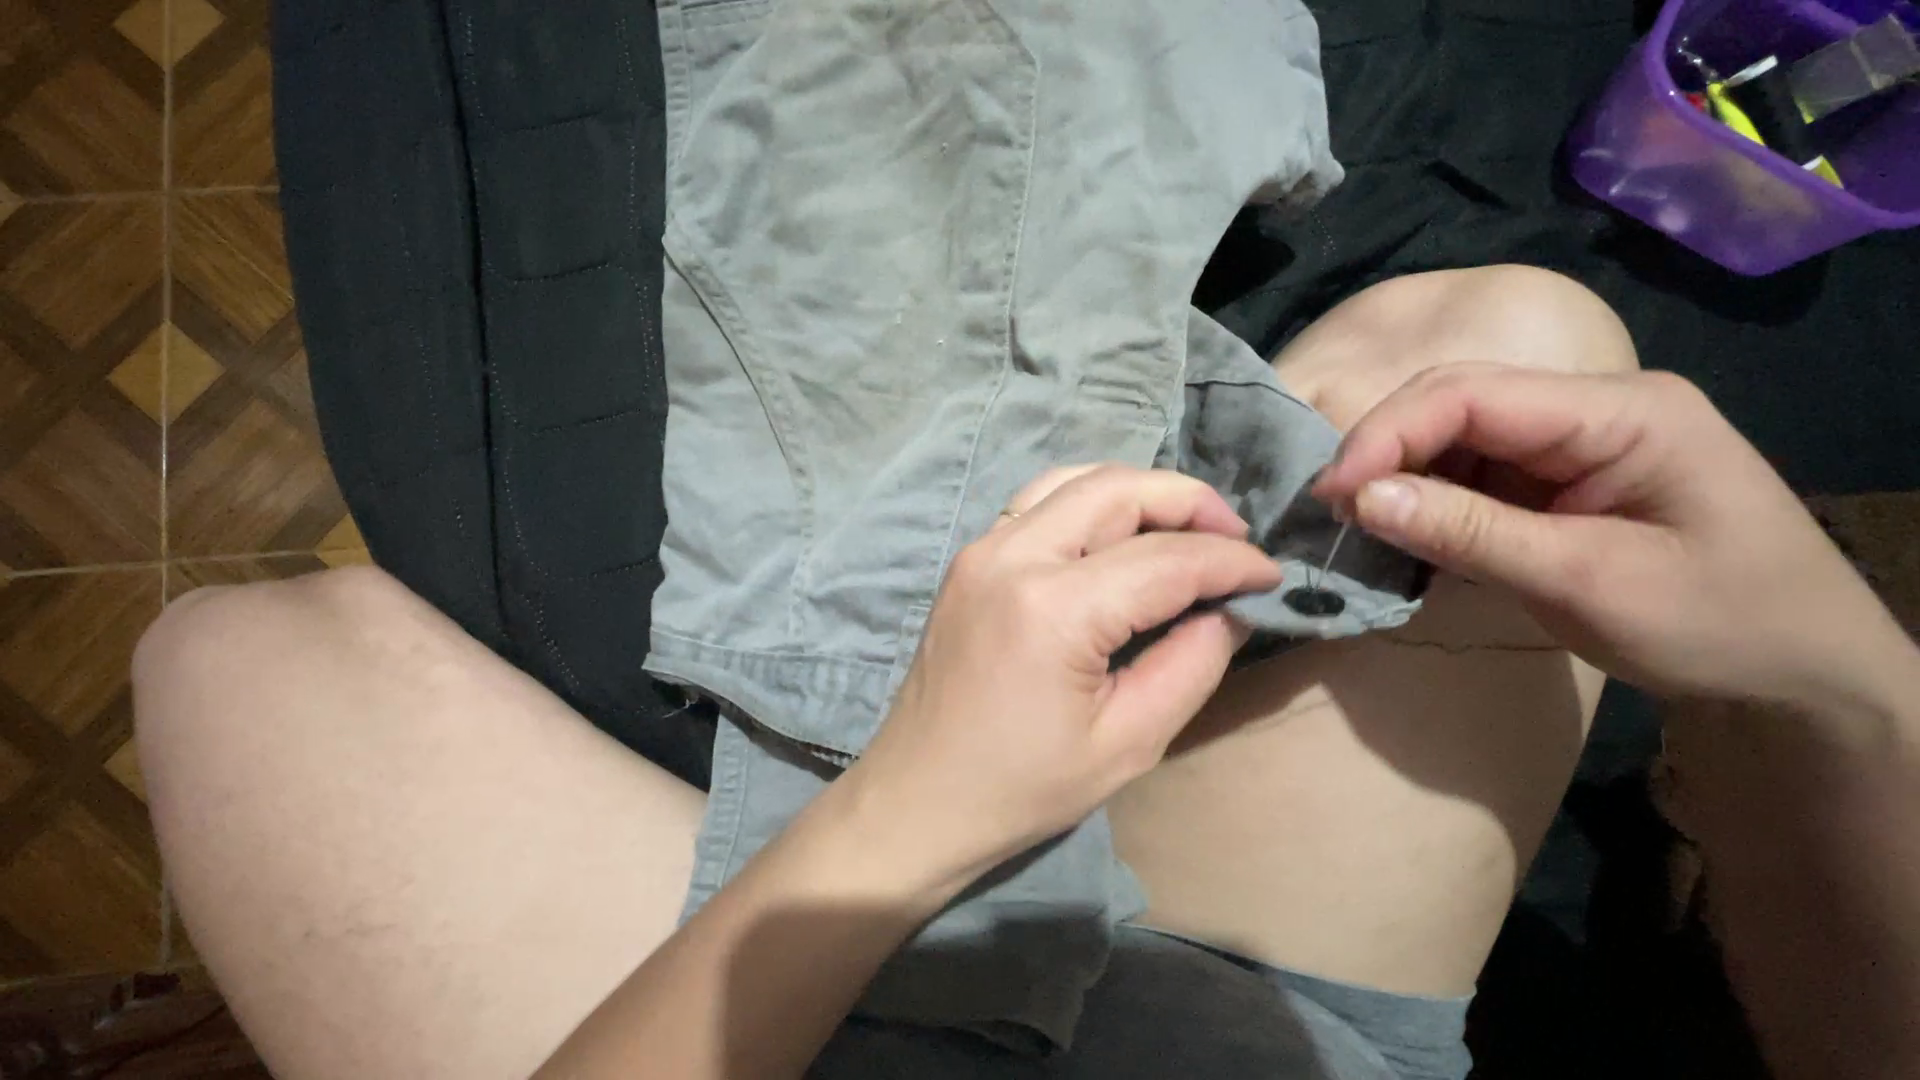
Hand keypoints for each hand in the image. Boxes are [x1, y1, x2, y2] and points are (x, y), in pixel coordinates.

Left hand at [843, 465, 1281, 883]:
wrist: (918, 796)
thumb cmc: (1022, 787)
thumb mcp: (1129, 743)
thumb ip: (1191, 663)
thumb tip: (1229, 607)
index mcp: (1053, 608)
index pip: (1165, 558)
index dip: (1230, 562)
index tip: (1271, 576)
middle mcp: (1011, 556)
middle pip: (1118, 489)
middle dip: (1189, 502)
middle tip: (1234, 540)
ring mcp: (981, 550)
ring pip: (1075, 480)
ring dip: (1139, 492)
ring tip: (1186, 530)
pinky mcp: (969, 559)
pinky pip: (1039, 501)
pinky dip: (1091, 500)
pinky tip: (1120, 534)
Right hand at [1312, 363, 1910, 708]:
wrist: (1799, 671)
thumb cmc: (1716, 623)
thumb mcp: (1585, 581)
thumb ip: (1467, 532)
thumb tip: (1358, 497)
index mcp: (1620, 411)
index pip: (1471, 393)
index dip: (1387, 433)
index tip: (1332, 494)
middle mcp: (1590, 408)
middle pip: (1455, 402)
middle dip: (1385, 450)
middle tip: (1332, 510)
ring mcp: (1572, 443)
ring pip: (1454, 437)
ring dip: (1399, 476)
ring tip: (1359, 526)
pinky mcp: (1555, 479)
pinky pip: (1470, 473)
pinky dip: (1426, 502)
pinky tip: (1403, 530)